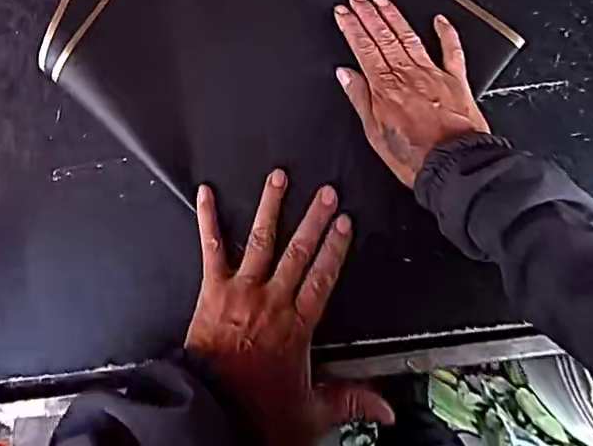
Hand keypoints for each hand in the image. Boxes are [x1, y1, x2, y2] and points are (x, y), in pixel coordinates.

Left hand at [186, 170, 394, 444]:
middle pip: (298, 251)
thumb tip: (386, 407)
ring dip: (271, 205)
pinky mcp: (213, 288)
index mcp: (295, 325)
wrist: (211, 415)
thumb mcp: (311, 413)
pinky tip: (206, 192)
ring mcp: (241, 289)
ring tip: (278, 177)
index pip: (322, 278)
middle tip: (326, 192)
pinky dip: (208, 218)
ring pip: (260, 239)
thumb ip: (350, 399)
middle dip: (314, 219)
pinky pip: (211, 247)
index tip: (345, 222)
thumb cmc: (257, 413)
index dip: (335, 249)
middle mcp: (270, 300)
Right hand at [334, 0, 489, 186]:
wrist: (455, 168)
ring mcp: (432, 75)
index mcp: (386, 88)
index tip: (343, 12)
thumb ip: (360, 99)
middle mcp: (408, 75)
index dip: (352, 27)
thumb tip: (345, 74)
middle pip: (383, 36)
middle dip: (368, 14)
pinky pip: (452, 51)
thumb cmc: (416, 157)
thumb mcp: (375, 134)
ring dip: (394, 15)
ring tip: (382, 0)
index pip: (363, 48)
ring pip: (408, 37)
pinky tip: (439, 19)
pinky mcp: (456, 81)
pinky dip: (446, 33)